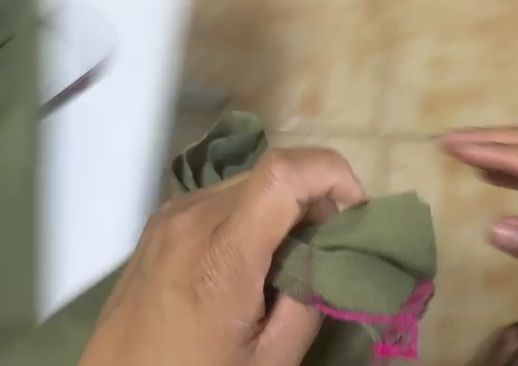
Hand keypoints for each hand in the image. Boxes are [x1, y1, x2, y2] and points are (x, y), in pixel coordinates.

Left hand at [79, 147, 367, 365]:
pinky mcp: (160, 219)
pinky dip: (251, 212)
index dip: (330, 172)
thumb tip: (333, 255)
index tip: (357, 208)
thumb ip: (308, 302)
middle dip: (313, 197)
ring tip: (290, 259)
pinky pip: (220, 197)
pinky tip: (252, 259)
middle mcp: (192, 216)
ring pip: (247, 182)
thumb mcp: (268, 364)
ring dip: (281, 205)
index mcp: (220, 254)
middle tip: (329, 247)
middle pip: (270, 174)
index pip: (282, 172)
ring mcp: (171, 213)